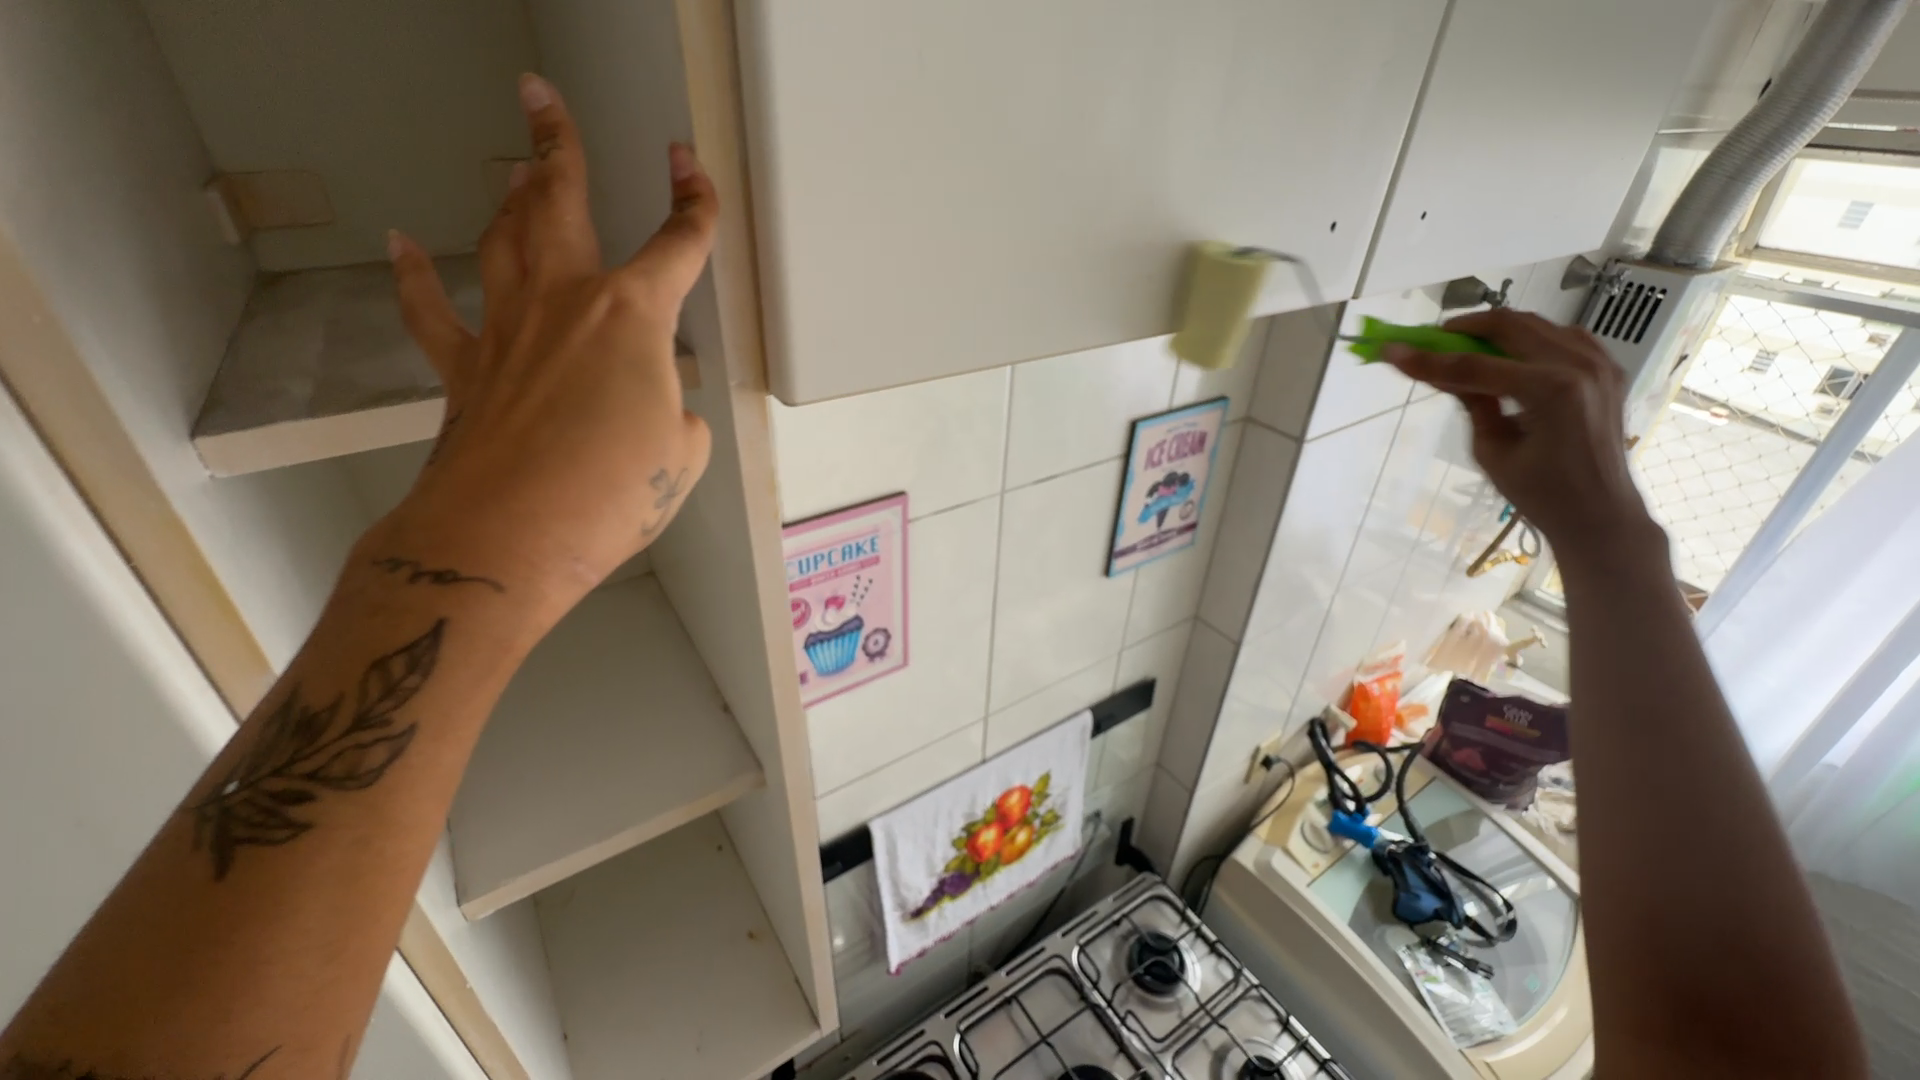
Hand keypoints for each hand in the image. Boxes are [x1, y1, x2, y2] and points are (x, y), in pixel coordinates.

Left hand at [379, 74, 713, 611]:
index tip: (688, 165)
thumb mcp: (682, 454)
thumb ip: (676, 416)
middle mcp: (565, 302)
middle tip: (540, 96)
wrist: (510, 537)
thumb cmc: (613, 492)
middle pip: (560, 204)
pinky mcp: (464, 369)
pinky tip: (401, 244)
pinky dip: (415, 276)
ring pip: (505, 240)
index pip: (678, 245)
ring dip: (511, 197)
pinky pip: (433, 310)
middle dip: (557, 144)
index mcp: (634, 316)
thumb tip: (654, 411)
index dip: (693, 203)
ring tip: (516, 165)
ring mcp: (506, 329)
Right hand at [1383, 310, 1663, 569]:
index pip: (1474, 365)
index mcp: (1551, 391)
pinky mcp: (1606, 368)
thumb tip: (1443, 372)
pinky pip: (1562, 336)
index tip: (1391, 350)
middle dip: (1463, 329)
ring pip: (1536, 324)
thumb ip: (1472, 403)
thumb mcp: (1492, 450)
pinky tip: (1508, 352)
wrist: (1600, 512)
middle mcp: (1579, 366)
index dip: (1427, 358)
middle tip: (1428, 338)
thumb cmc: (1541, 494)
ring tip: (1463, 343)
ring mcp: (1599, 363)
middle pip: (1510, 327)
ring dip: (1496, 329)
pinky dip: (1529, 337)